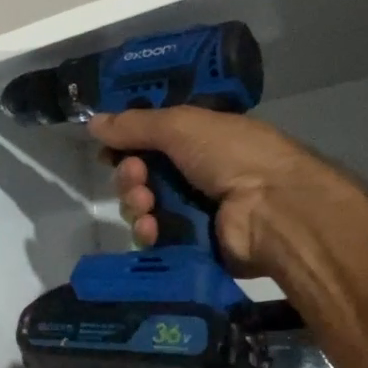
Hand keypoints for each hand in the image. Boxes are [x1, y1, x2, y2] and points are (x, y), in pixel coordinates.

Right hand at [88, 108, 362, 275]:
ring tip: (146, 203)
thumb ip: (134, 124)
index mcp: (200, 139)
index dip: (126, 143)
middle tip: (137, 176)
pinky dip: (148, 232)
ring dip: (135, 203)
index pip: (150, 140)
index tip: (108, 148)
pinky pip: (155, 237)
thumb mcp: (180, 124)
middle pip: (141, 174)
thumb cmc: (232, 155)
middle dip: (129, 174)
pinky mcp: (192, 245)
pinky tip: (152, 229)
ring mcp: (194, 211)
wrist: (274, 210)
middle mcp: (196, 173)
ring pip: (143, 206)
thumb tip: (93, 122)